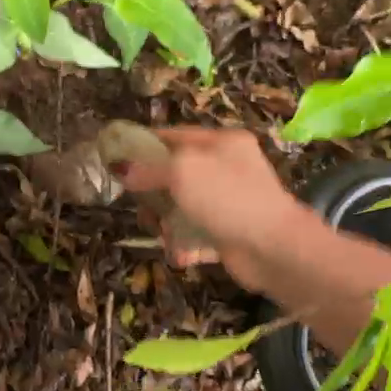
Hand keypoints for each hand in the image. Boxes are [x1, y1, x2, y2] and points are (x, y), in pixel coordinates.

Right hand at [118, 127, 308, 289]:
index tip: (116, 160)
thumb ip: (149, 168)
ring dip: (167, 224)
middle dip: (153, 194)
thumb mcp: (183, 172)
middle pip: (174, 175)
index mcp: (222, 143)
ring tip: (163, 235)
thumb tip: (121, 169)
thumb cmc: (229, 198)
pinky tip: (180, 254)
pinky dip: (184, 245)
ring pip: (181, 208)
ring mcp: (229, 202)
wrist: (274, 248)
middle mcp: (226, 168)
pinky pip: (195, 235)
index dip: (143, 146)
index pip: (174, 136)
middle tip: (142, 208)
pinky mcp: (228, 232)